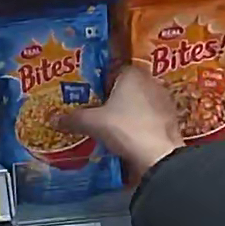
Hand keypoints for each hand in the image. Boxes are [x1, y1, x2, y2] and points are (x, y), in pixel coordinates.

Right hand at [58, 67, 184, 177]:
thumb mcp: (92, 123)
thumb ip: (73, 119)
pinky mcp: (171, 119)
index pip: (113, 69)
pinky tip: (126, 135)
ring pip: (139, 101)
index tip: (89, 92)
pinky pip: (149, 116)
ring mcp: (164, 101)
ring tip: (110, 123)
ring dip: (127, 110)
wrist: (159, 156)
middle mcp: (151, 82)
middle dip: (113, 96)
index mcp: (132, 74)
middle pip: (127, 86)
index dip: (99, 80)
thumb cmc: (125, 128)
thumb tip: (53, 120)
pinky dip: (138, 122)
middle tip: (96, 108)